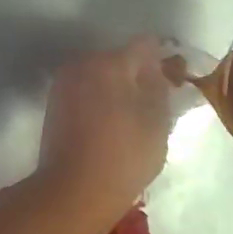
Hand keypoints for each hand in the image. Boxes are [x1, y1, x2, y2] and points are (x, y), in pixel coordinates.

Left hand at [31, 37, 175, 233]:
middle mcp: (83, 63)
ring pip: (100, 71)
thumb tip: (156, 67)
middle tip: (157, 97)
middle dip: (139, 71)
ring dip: (118, 83)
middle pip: (119, 56)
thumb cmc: (124, 156)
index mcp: (110, 62)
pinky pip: (85, 86)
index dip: (165, 56)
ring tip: (135, 112)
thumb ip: (159, 85)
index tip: (177, 75)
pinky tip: (111, 119)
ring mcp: (65, 80)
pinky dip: (100, 94)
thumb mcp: (157, 122)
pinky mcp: (55, 99)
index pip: (145, 44)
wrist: (73, 189)